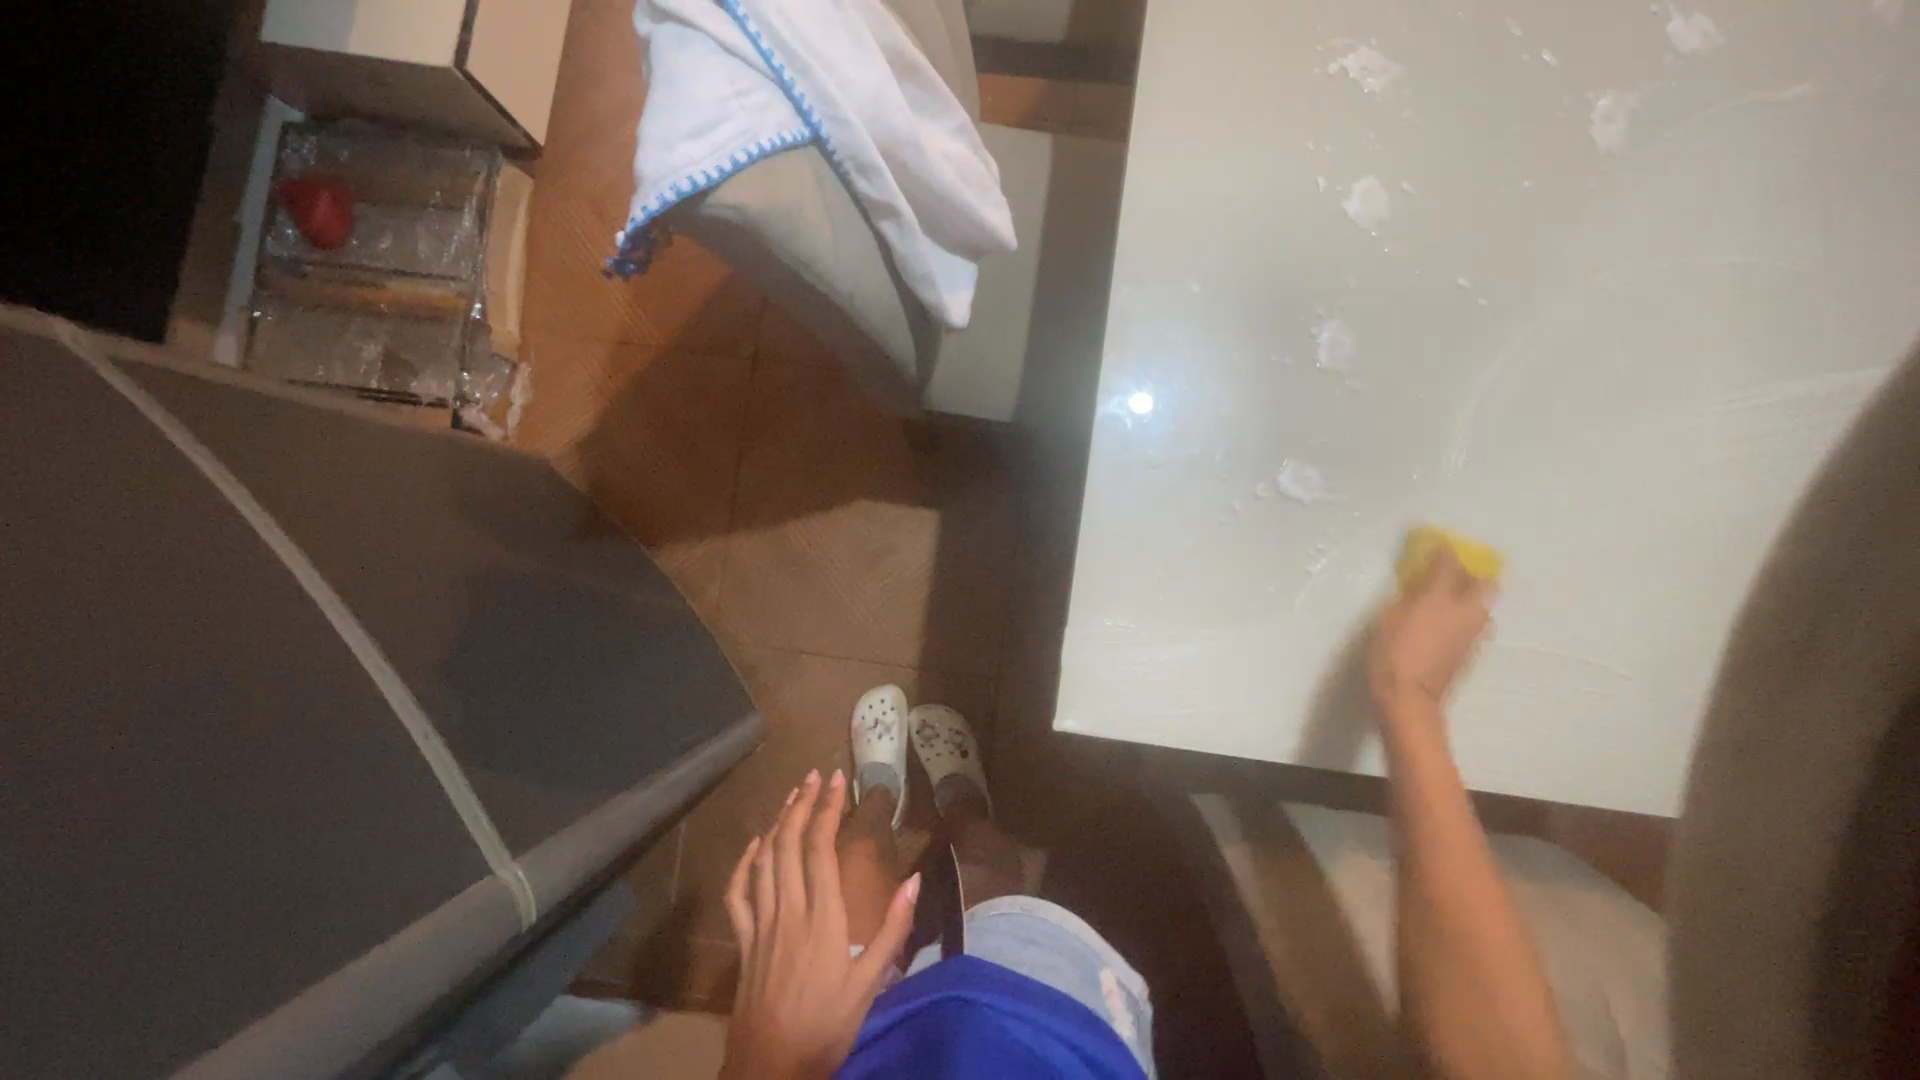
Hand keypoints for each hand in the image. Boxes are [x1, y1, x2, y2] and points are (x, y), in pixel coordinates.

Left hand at [720, 769, 919, 1079]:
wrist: (771, 1067)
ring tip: (792, 795)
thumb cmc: (827, 1026)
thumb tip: (914, 880)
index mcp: (823, 918)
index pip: (820, 847)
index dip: (826, 809)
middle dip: (801, 803)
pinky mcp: (743, 941)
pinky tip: (754, 845)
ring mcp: (761, 924)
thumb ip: (892, 930)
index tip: (836, 780)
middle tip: (814, 775)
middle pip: (789, 843)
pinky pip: (738, 893)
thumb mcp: (871, 984)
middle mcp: (789, 911)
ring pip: (764, 860)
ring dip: (777, 823)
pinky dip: (744, 863)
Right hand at [1370, 548, 1494, 711]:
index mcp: (1440, 598)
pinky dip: (1465, 618)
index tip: (1438, 545)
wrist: (1409, 698)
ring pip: (1483, 606)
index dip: (1444, 552)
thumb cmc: (1390, 654)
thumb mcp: (1389, 619)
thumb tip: (1419, 588)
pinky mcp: (1473, 652)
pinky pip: (1475, 624)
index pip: (1450, 564)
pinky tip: (1446, 625)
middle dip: (1471, 575)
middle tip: (1451, 575)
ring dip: (1470, 598)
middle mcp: (1466, 611)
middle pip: (1485, 583)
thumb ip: (1408, 598)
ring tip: (1449, 602)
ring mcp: (1474, 633)